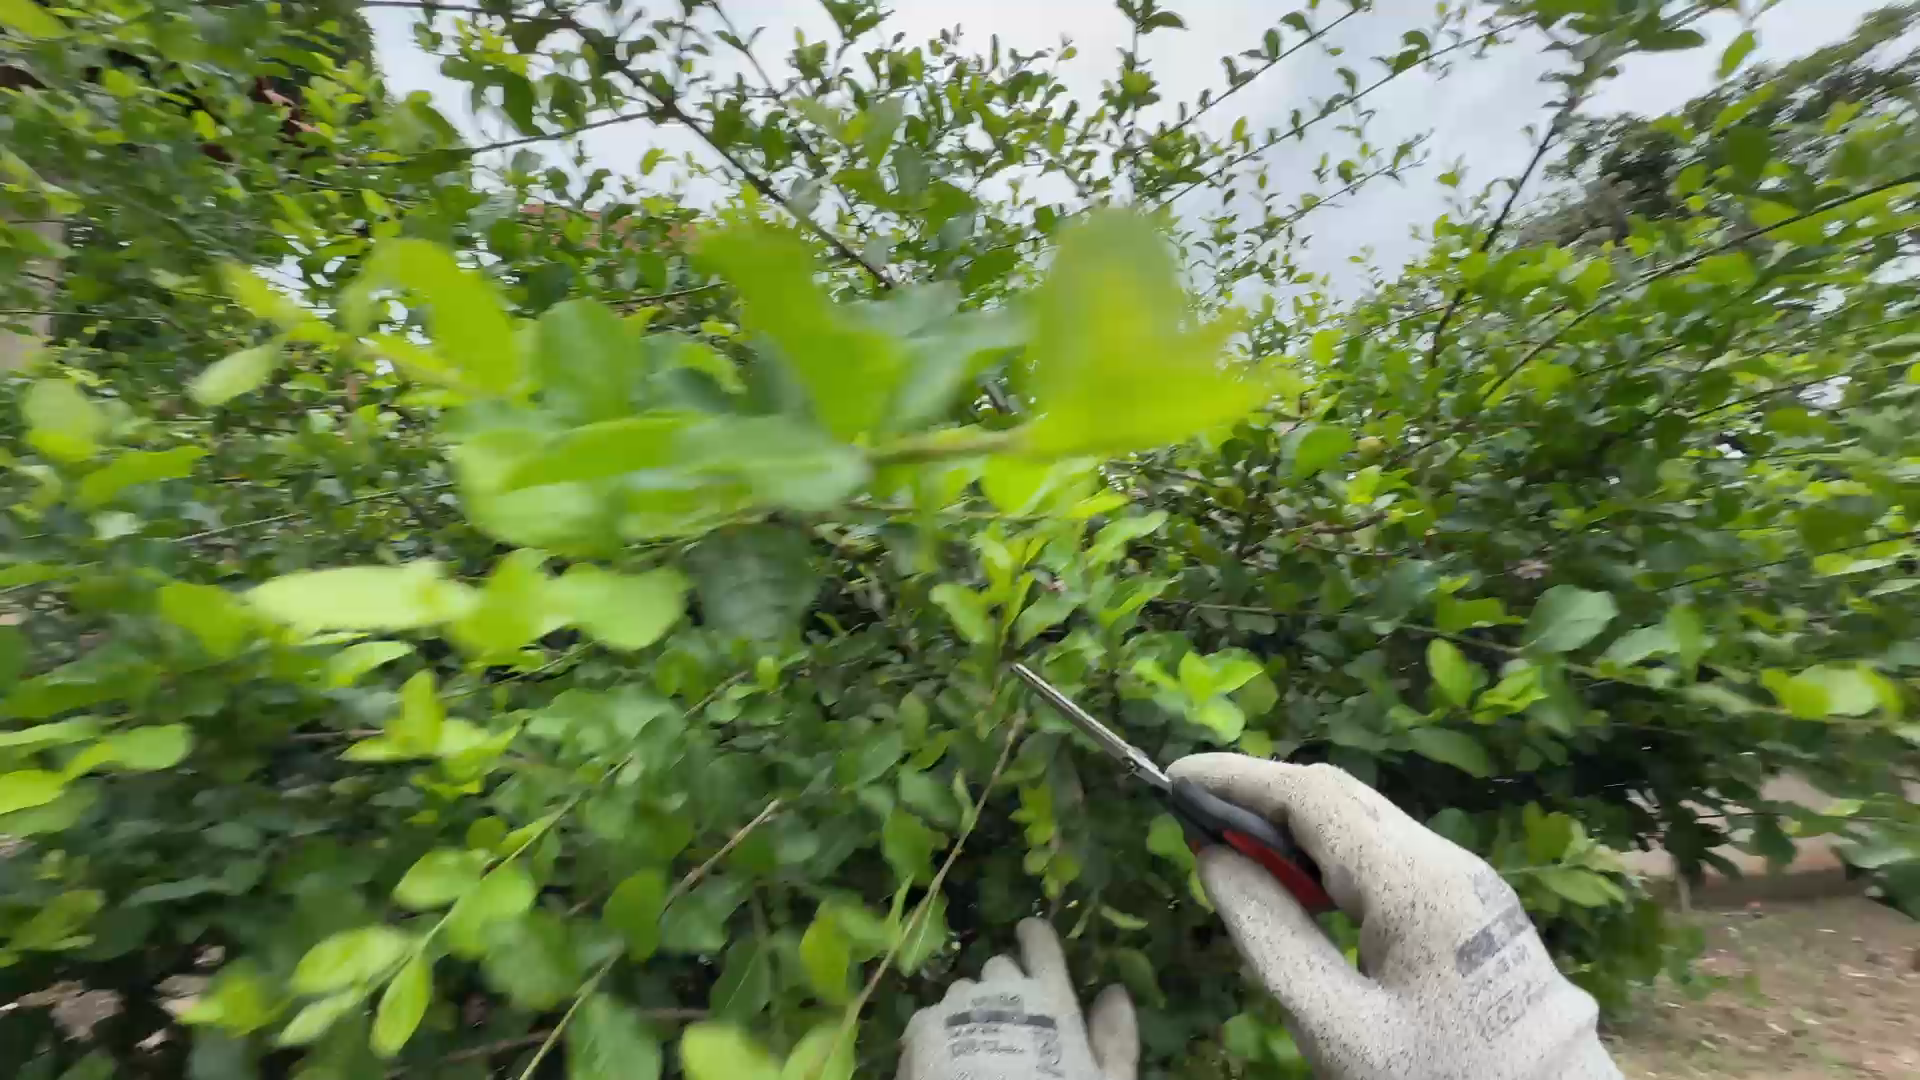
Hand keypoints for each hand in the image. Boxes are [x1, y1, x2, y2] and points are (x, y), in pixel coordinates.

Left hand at [898, 918, 1136, 1079]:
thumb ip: (1114, 1042)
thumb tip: (1115, 993)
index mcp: (1048, 999)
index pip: (1040, 942)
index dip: (1035, 937)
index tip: (1030, 938)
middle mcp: (1000, 989)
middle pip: (999, 967)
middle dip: (1004, 987)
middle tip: (1011, 1024)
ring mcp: (957, 1007)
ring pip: (963, 991)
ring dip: (971, 1010)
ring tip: (977, 1051)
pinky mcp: (921, 1031)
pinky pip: (931, 1017)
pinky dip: (939, 1034)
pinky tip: (946, 1065)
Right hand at [1168, 754, 1621, 1079]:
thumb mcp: (1337, 1029)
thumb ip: (1267, 932)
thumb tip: (1213, 855)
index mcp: (1416, 882)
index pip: (1308, 795)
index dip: (1234, 776)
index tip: (1175, 778)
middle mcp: (1446, 861)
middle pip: (1334, 795)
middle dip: (1258, 793)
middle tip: (1197, 817)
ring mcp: (1464, 881)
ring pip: (1357, 820)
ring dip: (1289, 823)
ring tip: (1235, 852)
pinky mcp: (1468, 906)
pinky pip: (1380, 853)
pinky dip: (1323, 853)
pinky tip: (1297, 888)